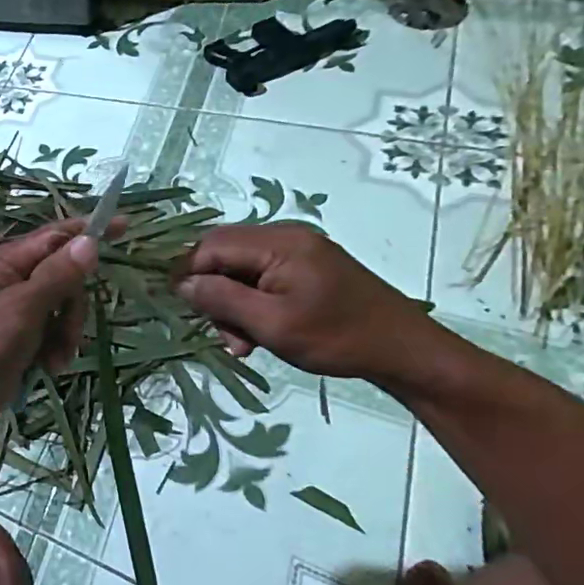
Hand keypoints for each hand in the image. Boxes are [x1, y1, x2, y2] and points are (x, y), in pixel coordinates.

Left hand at [0, 218, 100, 418]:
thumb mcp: (26, 307)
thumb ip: (58, 274)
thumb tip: (89, 242)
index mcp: (7, 258)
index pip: (57, 235)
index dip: (89, 232)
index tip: (125, 226)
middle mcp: (13, 273)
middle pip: (67, 273)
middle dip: (73, 308)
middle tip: (67, 334)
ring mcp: (19, 300)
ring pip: (66, 302)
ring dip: (67, 331)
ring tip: (55, 357)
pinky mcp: (24, 325)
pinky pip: (56, 324)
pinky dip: (58, 344)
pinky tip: (49, 364)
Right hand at [174, 222, 448, 384]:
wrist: (402, 349)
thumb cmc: (337, 337)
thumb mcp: (273, 324)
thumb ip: (223, 300)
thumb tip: (182, 284)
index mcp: (279, 242)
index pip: (212, 245)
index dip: (188, 273)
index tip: (181, 308)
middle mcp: (286, 235)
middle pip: (224, 255)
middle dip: (214, 294)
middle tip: (225, 335)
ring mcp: (298, 249)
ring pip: (240, 269)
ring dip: (233, 304)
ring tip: (244, 343)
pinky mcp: (306, 266)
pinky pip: (262, 277)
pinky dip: (252, 303)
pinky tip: (259, 332)